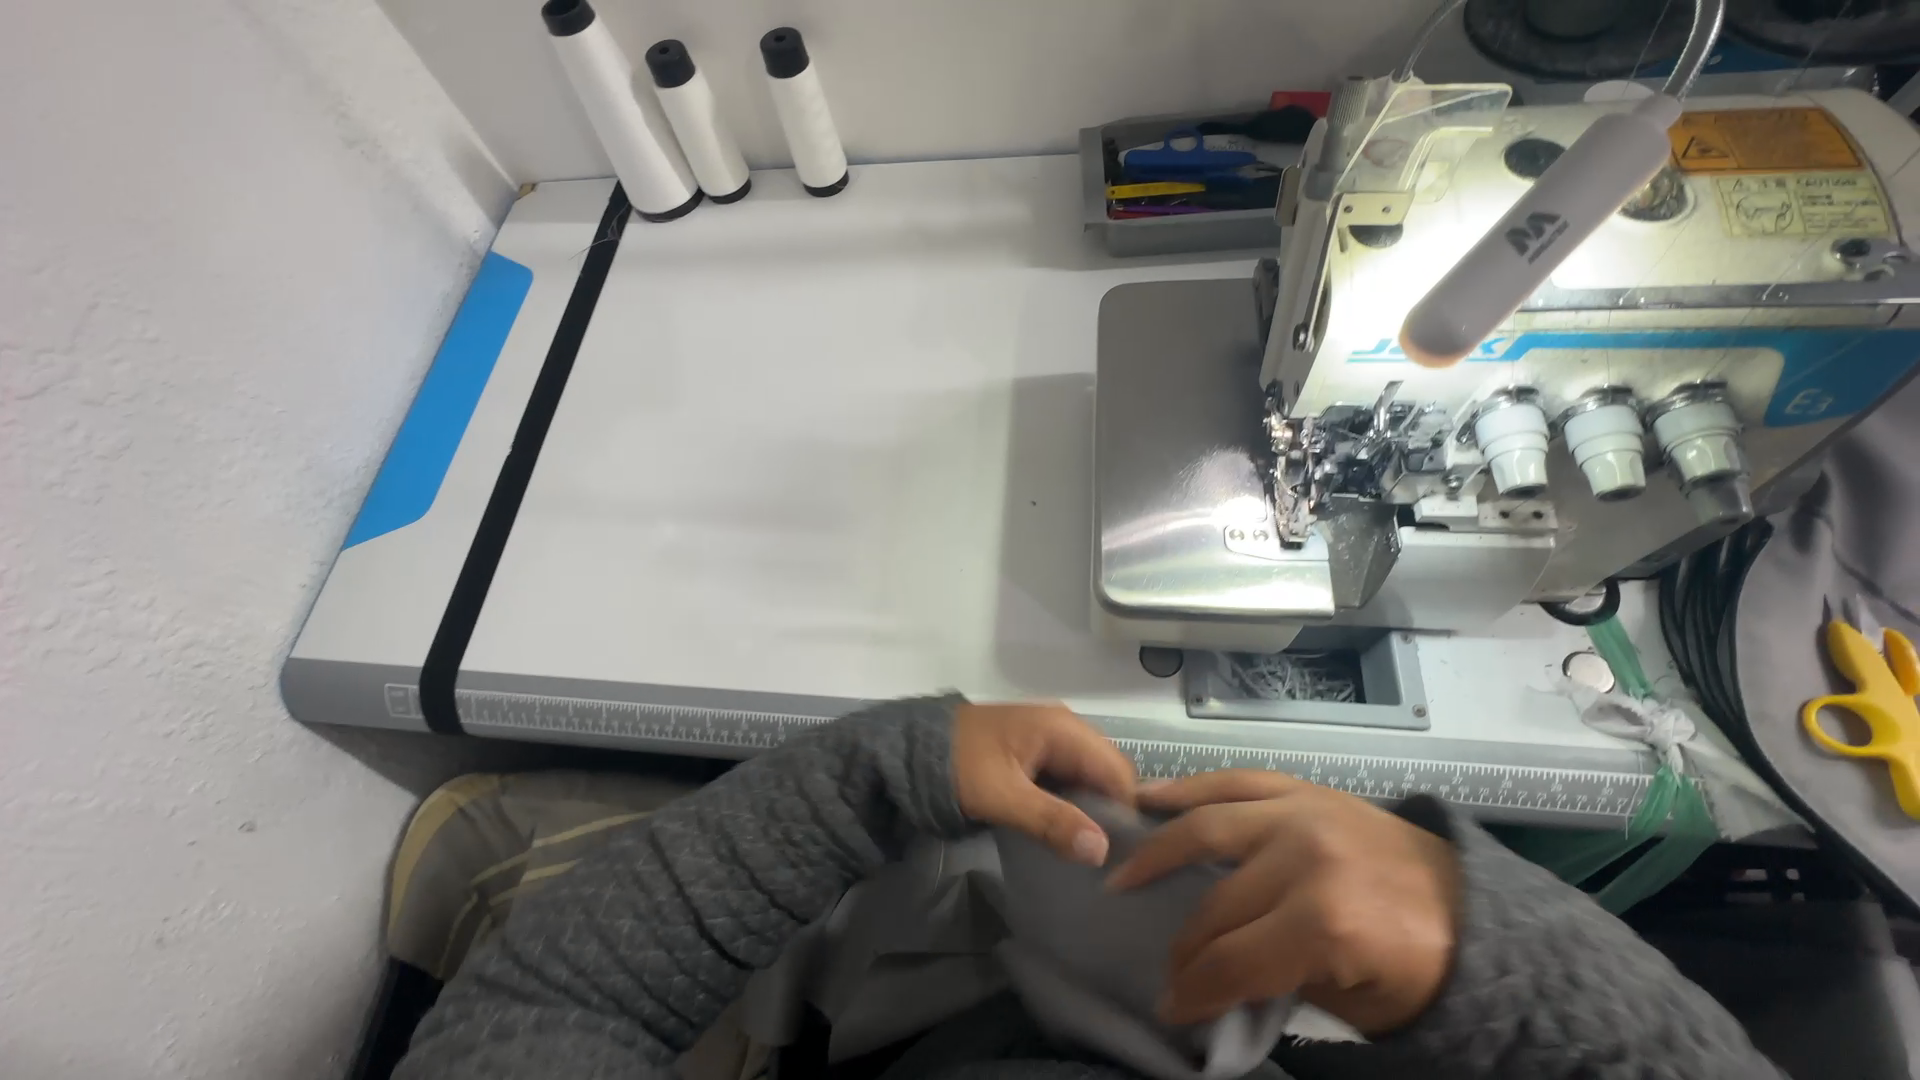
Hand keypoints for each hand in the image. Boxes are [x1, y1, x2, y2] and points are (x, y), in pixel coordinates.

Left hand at [950, 702, 1135, 866]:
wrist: (912, 748)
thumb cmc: (958, 766)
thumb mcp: (1002, 796)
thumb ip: (1051, 821)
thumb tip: (1101, 850)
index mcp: (1063, 729)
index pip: (1118, 772)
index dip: (1126, 812)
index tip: (1123, 855)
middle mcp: (1066, 726)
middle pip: (1108, 772)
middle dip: (1111, 812)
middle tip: (1108, 859)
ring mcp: (1052, 737)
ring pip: (1090, 776)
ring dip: (1092, 810)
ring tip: (1091, 851)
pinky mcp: (1037, 750)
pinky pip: (1070, 776)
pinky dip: (1074, 802)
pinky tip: (1069, 832)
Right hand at [1106, 770, 1460, 1035]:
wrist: (1474, 908)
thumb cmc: (1420, 968)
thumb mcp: (1357, 1002)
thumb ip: (1280, 983)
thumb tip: (1215, 980)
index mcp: (1328, 922)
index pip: (1235, 961)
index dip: (1196, 989)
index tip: (1170, 1005)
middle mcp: (1306, 857)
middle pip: (1216, 904)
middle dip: (1183, 944)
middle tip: (1162, 965)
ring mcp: (1302, 812)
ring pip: (1207, 827)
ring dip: (1157, 851)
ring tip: (1122, 870)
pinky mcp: (1303, 787)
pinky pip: (1232, 780)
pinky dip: (1186, 789)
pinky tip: (1149, 797)